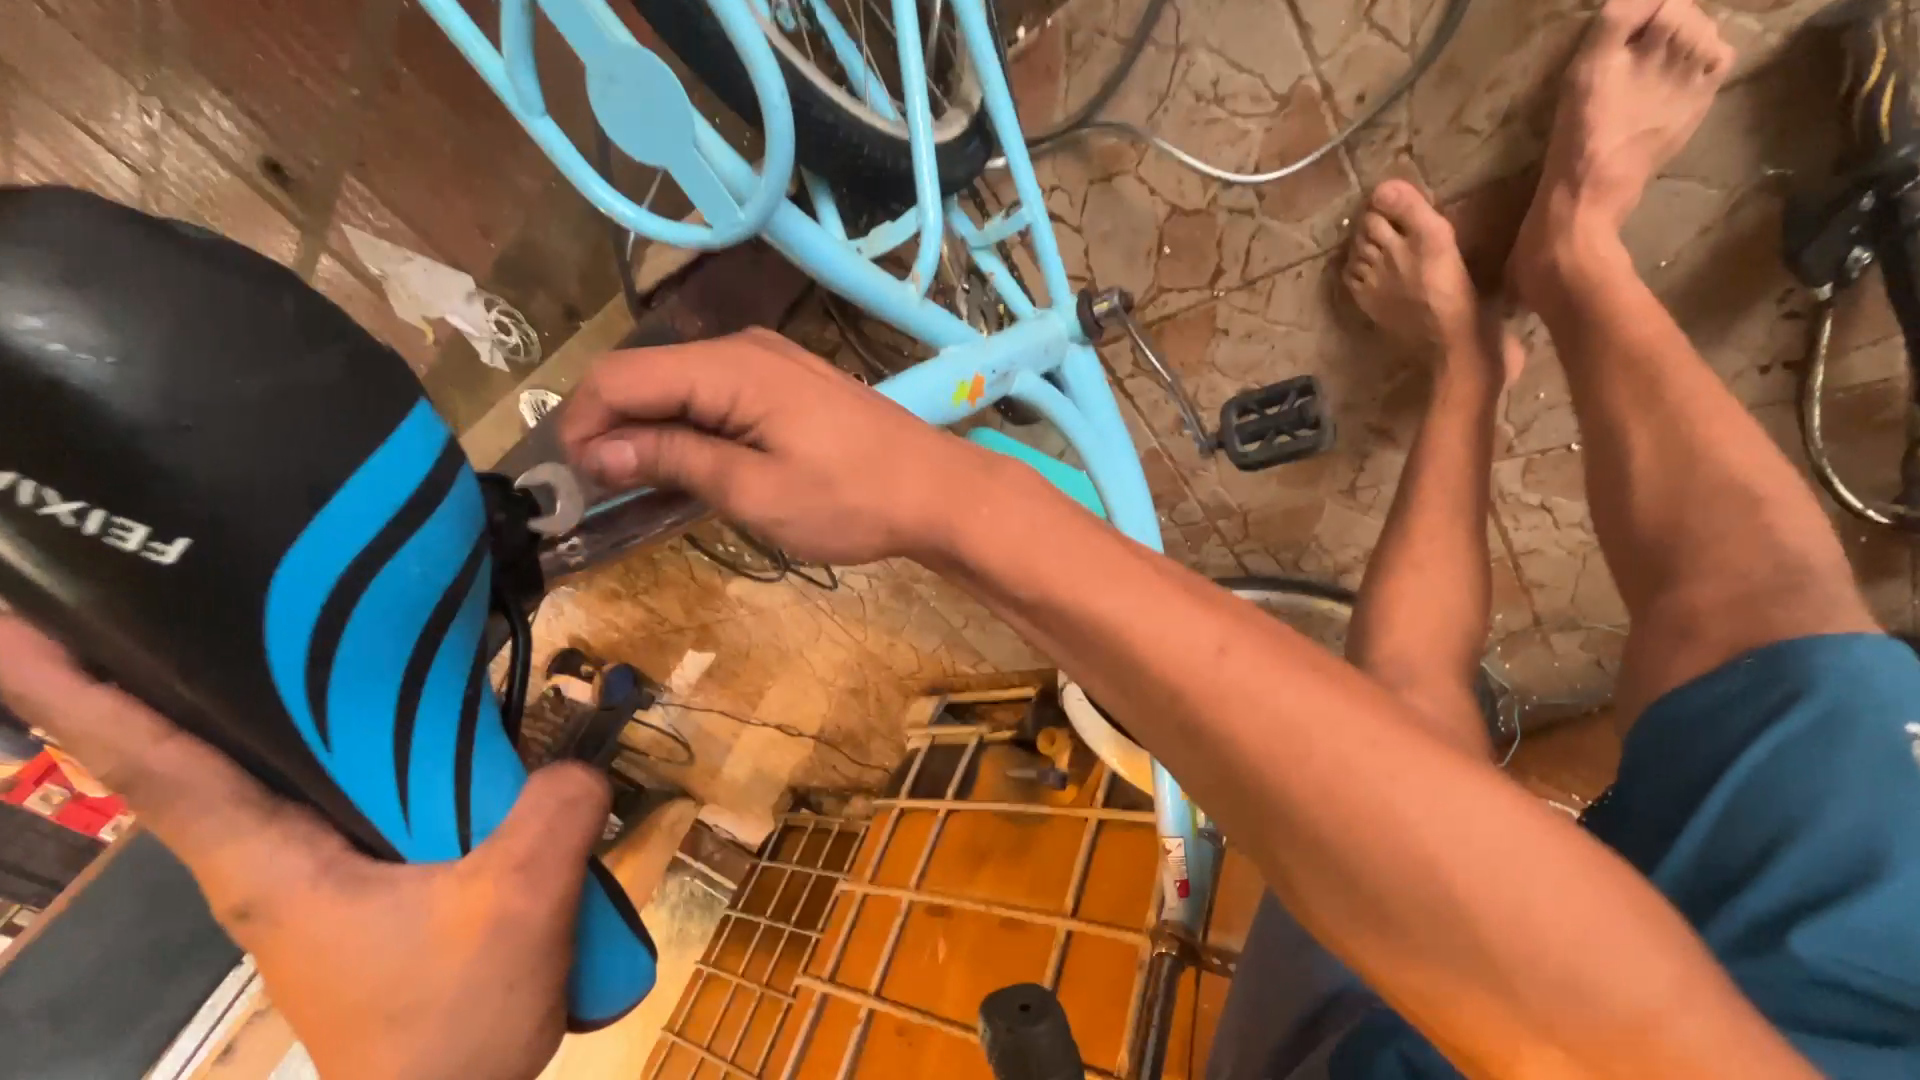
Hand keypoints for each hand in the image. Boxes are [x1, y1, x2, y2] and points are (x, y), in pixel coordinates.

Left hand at [0, 618, 607, 1079]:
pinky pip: (344, 788)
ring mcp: (312, 872)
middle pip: (193, 746)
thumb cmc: (451, 1022)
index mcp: (267, 860)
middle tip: (153, 580)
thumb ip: (553, 814)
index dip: (73, 690)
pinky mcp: (362, 880)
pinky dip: (344, 740)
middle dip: (150, 668)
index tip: (7, 617)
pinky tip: (392, 713)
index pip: (152, 762)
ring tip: (270, 624)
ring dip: (251, 699)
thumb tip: (576, 765)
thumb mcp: (516, 906)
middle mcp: (267, 856)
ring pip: (273, 765)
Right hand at [559, 328, 999, 564]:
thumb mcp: (755, 491)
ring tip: (641, 486)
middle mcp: (743, 349)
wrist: (937, 491)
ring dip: (652, 430)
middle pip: (647, 375)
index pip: (621, 375)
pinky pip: (717, 395)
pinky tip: (691, 465)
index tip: (574, 480)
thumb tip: (600, 449)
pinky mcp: (788, 384)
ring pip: (681, 385)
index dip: (584, 423)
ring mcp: (770, 362)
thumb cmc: (851, 499)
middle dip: (614, 426)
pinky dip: (691, 427)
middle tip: (603, 491)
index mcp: (730, 367)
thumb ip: (676, 460)